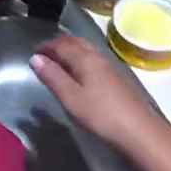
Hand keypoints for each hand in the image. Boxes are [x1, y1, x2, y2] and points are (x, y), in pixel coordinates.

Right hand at [30, 36, 169, 151]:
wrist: (137, 128)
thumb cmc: (100, 113)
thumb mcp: (71, 97)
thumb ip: (53, 76)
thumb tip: (35, 58)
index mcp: (84, 58)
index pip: (61, 44)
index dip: (46, 46)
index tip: (33, 53)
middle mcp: (97, 56)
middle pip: (75, 42)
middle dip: (58, 44)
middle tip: (43, 53)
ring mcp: (108, 65)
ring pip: (85, 48)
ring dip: (69, 49)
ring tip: (57, 60)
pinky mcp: (114, 76)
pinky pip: (92, 57)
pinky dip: (79, 57)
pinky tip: (78, 71)